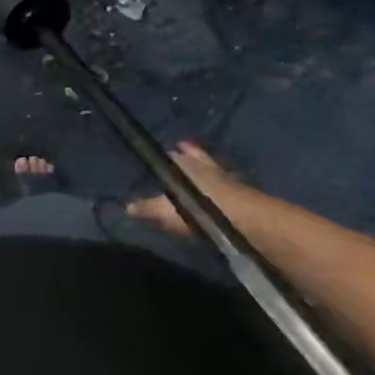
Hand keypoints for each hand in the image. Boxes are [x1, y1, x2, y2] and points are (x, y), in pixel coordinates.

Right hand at [126, 141, 245, 236]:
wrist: (246, 220)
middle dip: (189, 156)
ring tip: (201, 175)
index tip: (161, 155)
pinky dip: (224, 187)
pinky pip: (229, 185)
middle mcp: (204, 164)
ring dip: (208, 170)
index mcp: (182, 163)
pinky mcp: (246, 193)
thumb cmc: (198, 207)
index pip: (170, 155)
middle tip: (181, 154)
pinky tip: (221, 193)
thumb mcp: (163, 211)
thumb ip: (146, 208)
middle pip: (195, 157)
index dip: (165, 156)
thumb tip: (127, 207)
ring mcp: (228, 177)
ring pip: (214, 169)